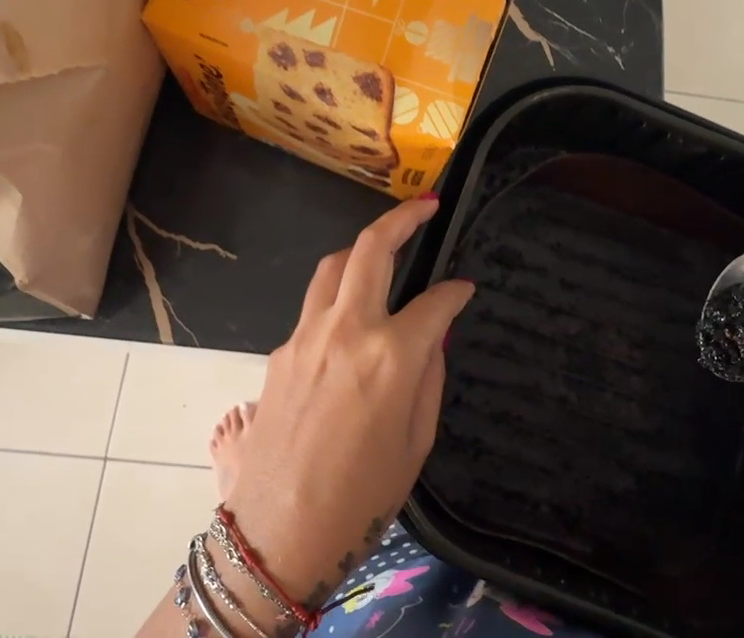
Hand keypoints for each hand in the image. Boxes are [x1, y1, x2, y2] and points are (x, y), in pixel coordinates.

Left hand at [222, 197, 473, 608]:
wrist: (278, 534)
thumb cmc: (362, 499)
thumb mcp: (416, 443)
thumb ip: (429, 377)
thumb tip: (433, 336)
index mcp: (390, 355)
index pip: (434, 302)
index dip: (455, 292)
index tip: (465, 289)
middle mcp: (346, 329)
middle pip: (370, 249)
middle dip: (401, 218)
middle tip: (425, 207)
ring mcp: (305, 335)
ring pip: (332, 268)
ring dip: (360, 250)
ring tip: (384, 251)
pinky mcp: (279, 351)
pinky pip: (313, 308)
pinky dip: (337, 299)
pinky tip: (350, 325)